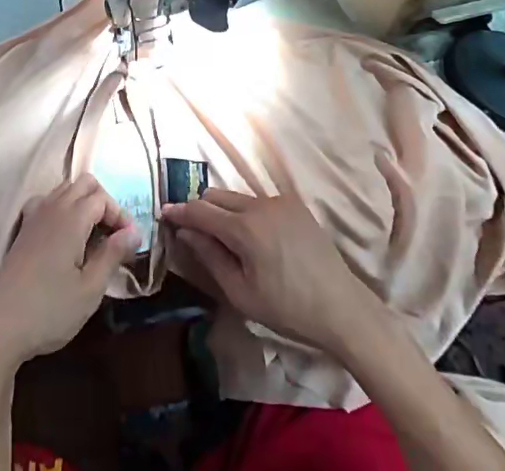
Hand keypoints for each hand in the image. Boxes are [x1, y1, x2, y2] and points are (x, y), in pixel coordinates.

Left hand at [0, 176, 140, 370]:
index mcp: (71, 219)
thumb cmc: (48, 311)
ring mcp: (32, 219)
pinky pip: (45, 202)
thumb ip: (113, 255)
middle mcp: (51, 209)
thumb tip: (134, 231)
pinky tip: (63, 236)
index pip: (102, 198)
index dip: (120, 215)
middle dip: (104, 202)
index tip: (129, 244)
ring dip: (82, 203)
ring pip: (64, 190)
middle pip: (84, 183)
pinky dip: (60, 208)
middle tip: (112, 235)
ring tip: (91, 236)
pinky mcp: (21, 233)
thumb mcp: (90, 289)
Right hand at [161, 189, 386, 353]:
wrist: (340, 306)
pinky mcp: (296, 206)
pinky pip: (259, 201)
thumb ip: (210, 256)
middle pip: (218, 196)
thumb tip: (186, 232)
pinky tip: (248, 235)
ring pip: (239, 197)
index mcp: (244, 227)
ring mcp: (281, 201)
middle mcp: (261, 204)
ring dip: (223, 210)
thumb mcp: (240, 292)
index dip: (180, 211)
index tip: (164, 212)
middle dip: (200, 208)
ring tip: (217, 234)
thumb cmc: (286, 307)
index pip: (201, 210)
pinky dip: (245, 212)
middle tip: (188, 228)